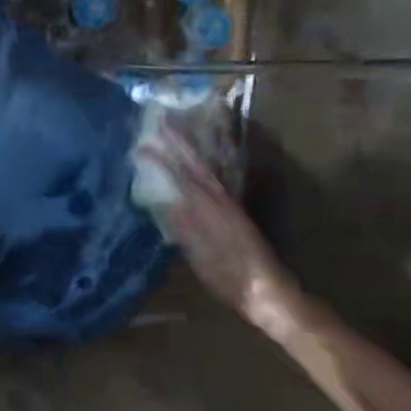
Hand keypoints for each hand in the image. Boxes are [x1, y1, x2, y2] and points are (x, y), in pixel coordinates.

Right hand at [137, 124, 288, 313]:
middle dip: (180, 141)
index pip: (182, 178)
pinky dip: (206, 165)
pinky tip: (199, 163)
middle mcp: (222, 201)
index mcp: (212, 210)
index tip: (142, 146)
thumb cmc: (232, 279)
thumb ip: (189, 231)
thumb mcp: (204, 259)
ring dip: (193, 148)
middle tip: (164, 119)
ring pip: (209, 169)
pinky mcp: (235, 213)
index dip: (162, 161)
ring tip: (180, 131)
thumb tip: (170, 202)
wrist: (268, 292)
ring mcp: (230, 205)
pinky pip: (217, 179)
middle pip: (197, 164)